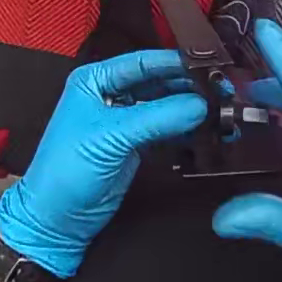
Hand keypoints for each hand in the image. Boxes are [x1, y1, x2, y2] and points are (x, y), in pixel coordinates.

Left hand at [0, 51, 207, 278]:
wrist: (58, 219)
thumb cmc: (66, 170)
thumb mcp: (110, 137)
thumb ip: (156, 118)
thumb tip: (198, 103)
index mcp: (95, 80)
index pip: (142, 62)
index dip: (175, 62)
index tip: (210, 65)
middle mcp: (110, 94)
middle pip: (158, 81)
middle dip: (188, 86)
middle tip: (223, 90)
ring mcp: (124, 120)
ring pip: (165, 105)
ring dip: (190, 107)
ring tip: (223, 108)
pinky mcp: (135, 144)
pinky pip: (166, 128)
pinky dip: (186, 129)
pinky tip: (207, 130)